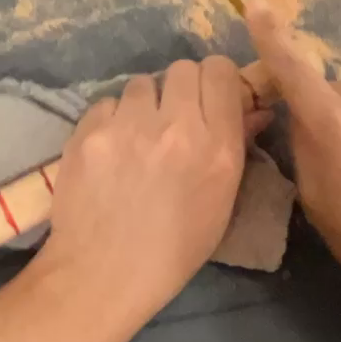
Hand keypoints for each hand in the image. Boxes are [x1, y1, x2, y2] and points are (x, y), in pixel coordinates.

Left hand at [32, 58, 253, 331]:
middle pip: (182, 68)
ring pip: (141, 83)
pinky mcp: (88, 131)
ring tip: (137, 137)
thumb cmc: (173, 248)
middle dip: (180, 88)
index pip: (220, 71)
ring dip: (144, 104)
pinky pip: (106, 103)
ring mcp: (127, 126)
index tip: (209, 97)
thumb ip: (236, 146)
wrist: (103, 273)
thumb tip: (252, 108)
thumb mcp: (221, 203)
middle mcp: (174, 127)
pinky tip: (109, 150)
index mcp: (216, 147)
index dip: (216, 80)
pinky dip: (110, 120)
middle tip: (172, 116)